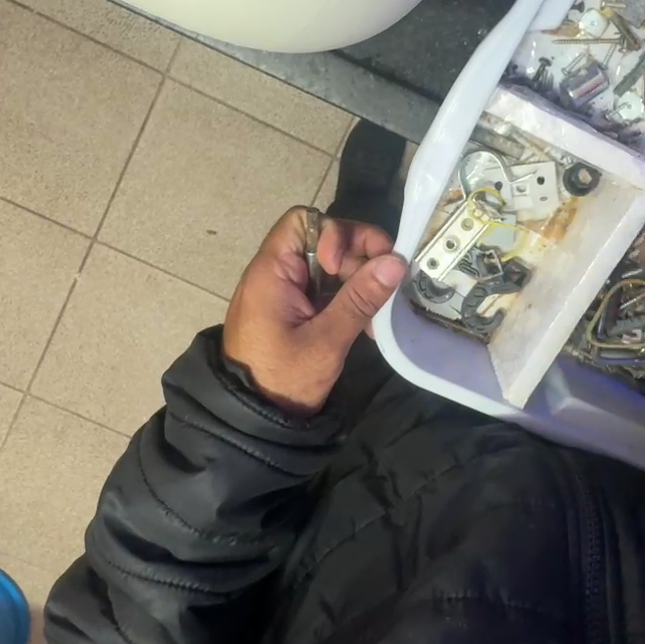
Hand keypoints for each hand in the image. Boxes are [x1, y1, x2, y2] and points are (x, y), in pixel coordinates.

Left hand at [223, 207, 406, 415]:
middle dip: (356, 260)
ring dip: (356, 284)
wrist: (249, 422)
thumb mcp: (326, 340)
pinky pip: (325, 291)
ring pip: (329, 267)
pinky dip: (347, 301)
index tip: (349, 265)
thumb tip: (396, 261)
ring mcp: (285, 292)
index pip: (304, 221)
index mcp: (272, 271)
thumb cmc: (281, 379)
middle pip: (322, 240)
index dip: (334, 233)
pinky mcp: (294, 311)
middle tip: (380, 288)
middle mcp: (277, 273)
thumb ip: (360, 298)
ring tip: (375, 316)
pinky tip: (366, 326)